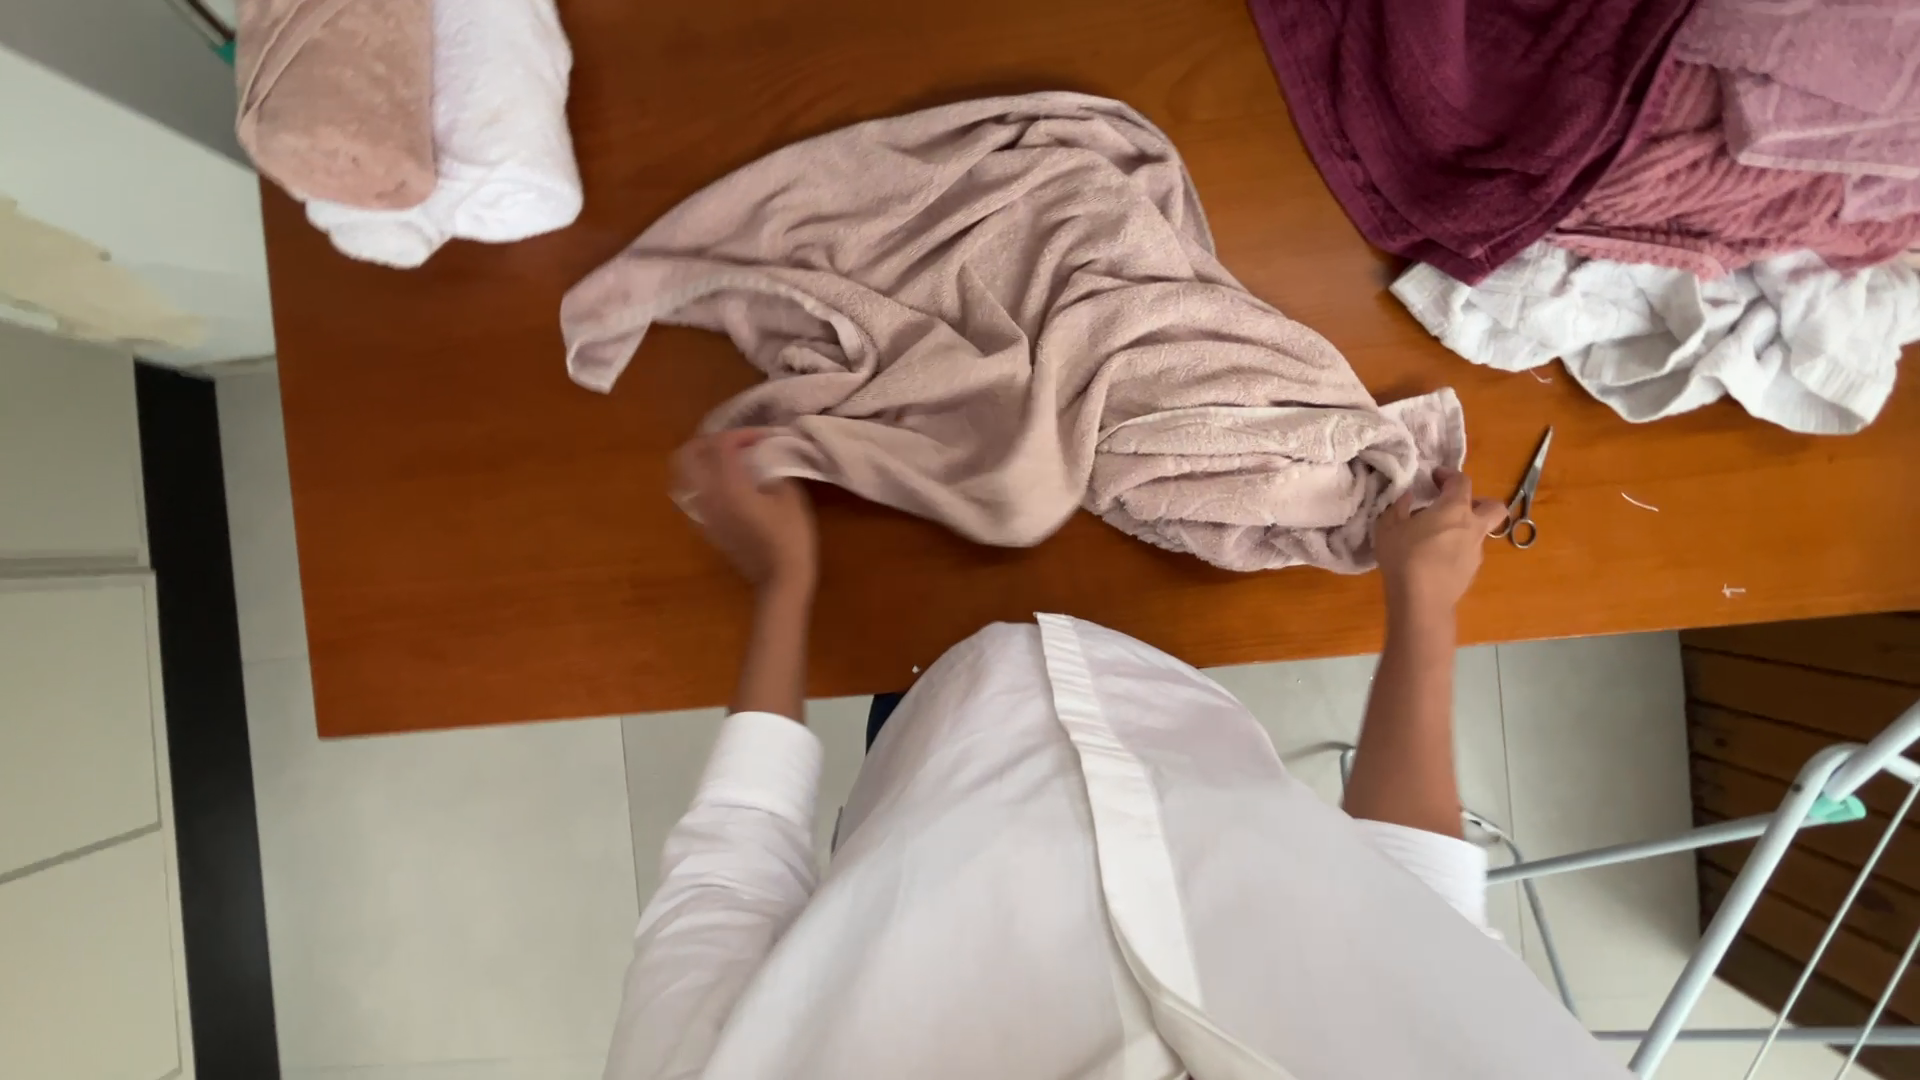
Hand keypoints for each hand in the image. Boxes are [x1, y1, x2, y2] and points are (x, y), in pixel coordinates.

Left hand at [671, 430, 816, 597]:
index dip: (742, 434)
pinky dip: (702, 480)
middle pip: (688, 454)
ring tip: (726, 460)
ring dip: (701, 460)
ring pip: (682, 475)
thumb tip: (763, 457)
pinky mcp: (704, 525)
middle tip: (735, 443)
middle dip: (710, 442)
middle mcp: (707, 496)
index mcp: (728, 485)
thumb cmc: (791, 537)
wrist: (780, 579)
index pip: (721, 444)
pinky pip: (691, 494)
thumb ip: (772, 468)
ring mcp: (702, 512)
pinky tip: (724, 484)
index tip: (765, 437)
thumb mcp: (790, 495)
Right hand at [1373, 466, 1507, 618]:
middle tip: (1455, 507)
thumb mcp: (1387, 527)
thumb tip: (1409, 497)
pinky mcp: (1472, 570)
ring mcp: (1476, 550)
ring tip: (1435, 538)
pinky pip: (1468, 552)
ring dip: (1463, 529)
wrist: (1422, 599)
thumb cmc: (1404, 556)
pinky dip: (1456, 549)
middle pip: (1493, 506)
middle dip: (1479, 502)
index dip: (1449, 475)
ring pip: (1479, 531)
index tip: (1435, 476)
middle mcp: (1472, 525)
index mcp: (1453, 509)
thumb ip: (1398, 508)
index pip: (1462, 482)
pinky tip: (1434, 560)